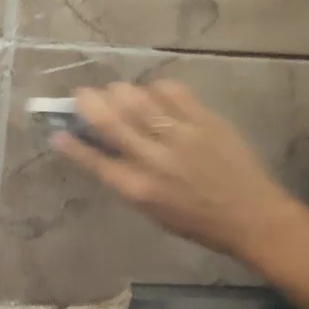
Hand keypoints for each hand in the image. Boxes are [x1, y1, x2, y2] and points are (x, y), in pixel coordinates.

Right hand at [53, 80, 308, 259]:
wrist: (251, 216)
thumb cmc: (198, 221)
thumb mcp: (153, 210)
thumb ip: (126, 179)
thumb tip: (101, 152)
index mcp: (139, 189)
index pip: (95, 161)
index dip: (72, 144)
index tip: (57, 131)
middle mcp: (155, 161)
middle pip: (111, 122)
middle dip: (89, 104)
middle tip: (82, 94)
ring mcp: (181, 137)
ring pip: (137, 100)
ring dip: (119, 91)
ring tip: (116, 91)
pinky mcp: (205, 121)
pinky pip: (172, 92)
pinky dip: (155, 88)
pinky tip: (153, 92)